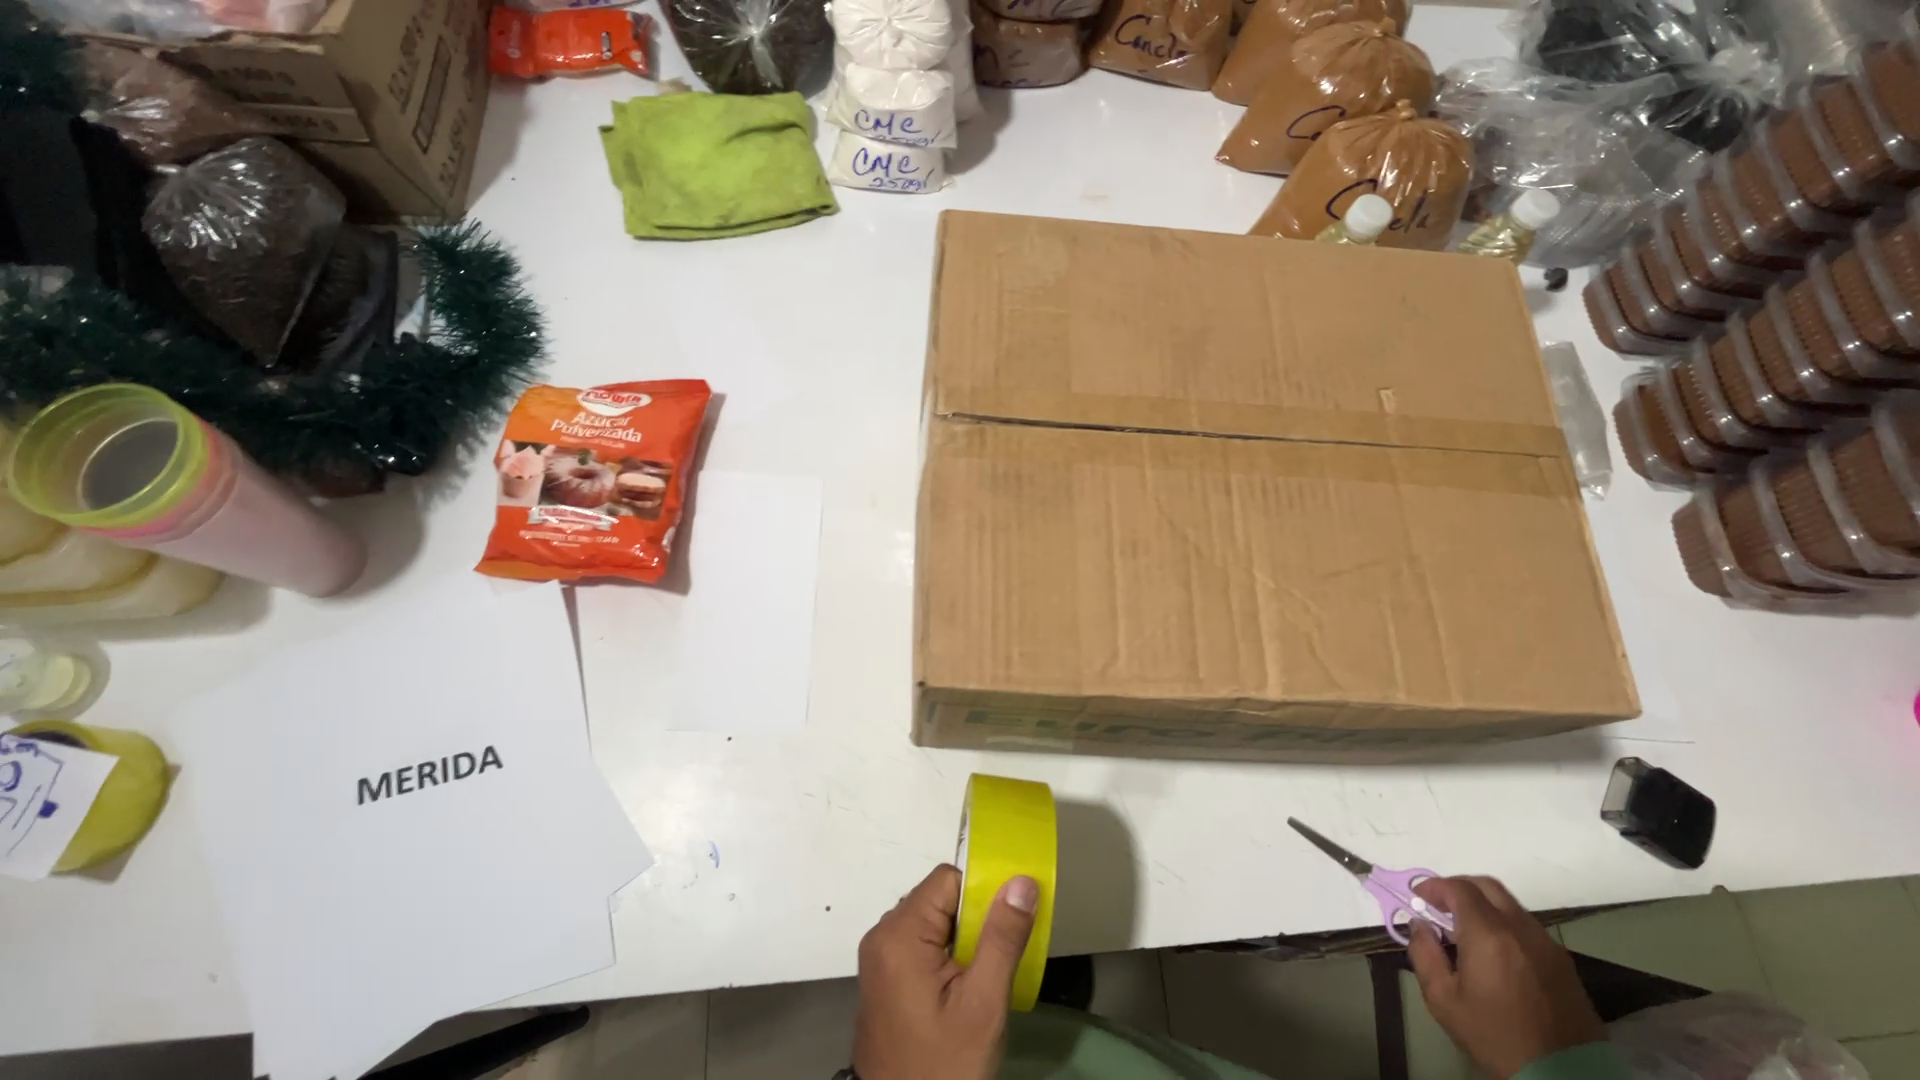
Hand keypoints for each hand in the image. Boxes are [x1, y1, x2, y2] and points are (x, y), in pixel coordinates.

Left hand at [852, 864, 1038, 1079]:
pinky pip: (920, 945)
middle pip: (939, 899)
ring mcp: (879, 957)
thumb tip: (1022, 881)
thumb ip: (1002, 937)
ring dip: (961, 941)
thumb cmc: (944, 1064)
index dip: (981, 897)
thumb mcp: (983, 1003)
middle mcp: (882, 935)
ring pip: (932, 922)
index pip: (948, 880)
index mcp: (900, 934)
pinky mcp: (883, 977)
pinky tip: (961, 991)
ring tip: (980, 980)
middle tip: (994, 963)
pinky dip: (946, 957)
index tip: (1005, 930)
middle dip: (973, 922)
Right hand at [1407, 876, 1605, 1079]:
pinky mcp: (1563, 962)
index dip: (1433, 886)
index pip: (1458, 889)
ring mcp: (1547, 944)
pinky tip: (1494, 952)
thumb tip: (1420, 926)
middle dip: (1458, 887)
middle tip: (1439, 905)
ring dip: (1483, 906)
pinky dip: (1504, 924)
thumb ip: (1424, 954)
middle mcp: (1521, 929)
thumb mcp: (1444, 1000)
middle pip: (1488, 886)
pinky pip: (1527, 927)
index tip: (1416, 897)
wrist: (1565, 1076)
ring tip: (1465, 931)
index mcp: (1490, 934)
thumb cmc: (1496, 1037)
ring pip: (1510, 906)